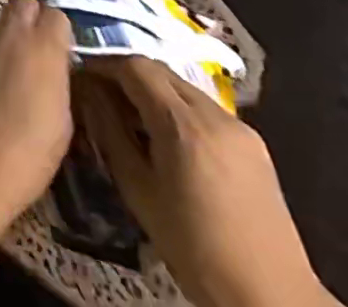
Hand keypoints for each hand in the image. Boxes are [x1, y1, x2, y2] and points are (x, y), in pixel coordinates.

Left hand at [0, 0, 74, 221]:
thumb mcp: (63, 114)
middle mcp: (12, 31)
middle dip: (33, 15)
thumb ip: (58, 75)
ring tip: (11, 38)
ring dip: (5, 14)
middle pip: (25, 1)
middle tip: (37, 39)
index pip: (57, 15)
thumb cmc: (31, 147)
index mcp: (46, 47)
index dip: (60, 30)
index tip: (62, 47)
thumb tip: (54, 62)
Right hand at [74, 58, 337, 306]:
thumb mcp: (135, 184)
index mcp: (184, 125)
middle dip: (123, 75)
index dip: (101, 64)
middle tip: (96, 95)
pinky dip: (174, 108)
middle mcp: (216, 116)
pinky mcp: (254, 145)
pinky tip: (161, 137)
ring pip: (182, 87)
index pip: (134, 66)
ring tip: (126, 118)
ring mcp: (241, 129)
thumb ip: (107, 127)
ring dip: (149, 91)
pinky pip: (203, 108)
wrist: (269, 295)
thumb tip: (85, 90)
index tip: (79, 78)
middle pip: (160, 71)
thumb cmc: (190, 242)